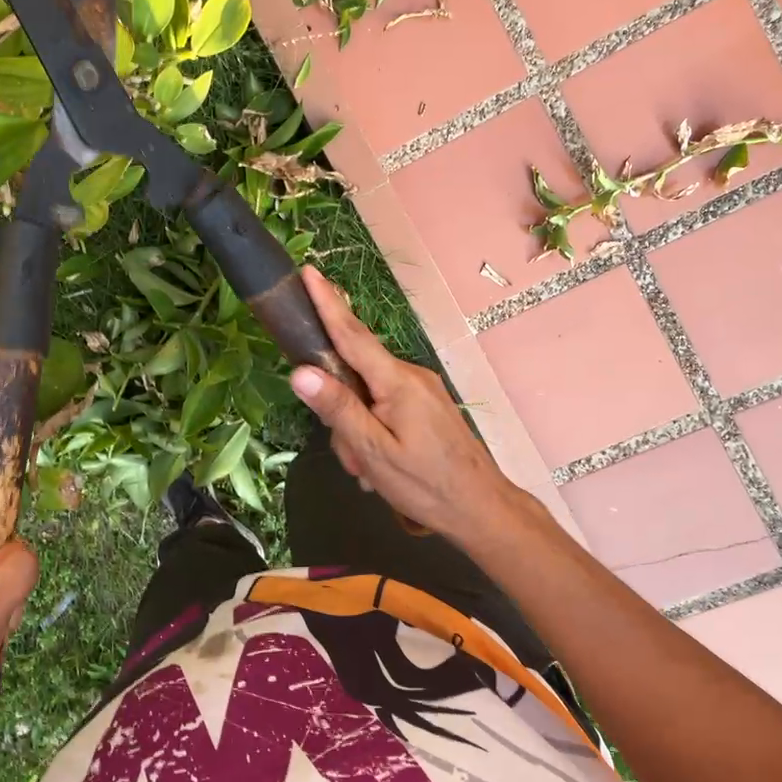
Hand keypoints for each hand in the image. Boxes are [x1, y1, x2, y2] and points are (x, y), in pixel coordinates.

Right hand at [288, 266, 525, 546]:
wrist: (482, 509)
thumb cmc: (426, 484)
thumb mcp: (373, 451)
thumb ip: (337, 409)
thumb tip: (300, 372)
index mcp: (396, 382)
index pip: (351, 335)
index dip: (327, 303)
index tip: (308, 271)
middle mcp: (409, 375)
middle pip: (353, 370)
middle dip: (339, 407)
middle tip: (351, 454)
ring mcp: (420, 389)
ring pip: (365, 393)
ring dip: (356, 427)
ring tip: (368, 468)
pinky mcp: (424, 404)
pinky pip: (382, 404)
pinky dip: (371, 430)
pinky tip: (378, 463)